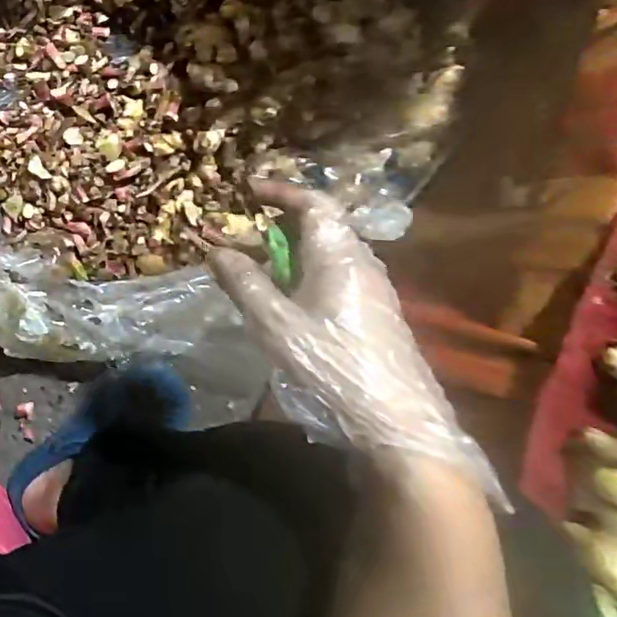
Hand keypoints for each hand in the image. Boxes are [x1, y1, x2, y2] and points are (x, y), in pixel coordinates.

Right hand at [206, 180, 498, 496]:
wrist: (399, 426)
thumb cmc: (332, 365)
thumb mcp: (274, 323)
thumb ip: (244, 281)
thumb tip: (217, 249)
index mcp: (340, 257)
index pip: (315, 204)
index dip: (281, 191)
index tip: (247, 190)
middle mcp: (361, 265)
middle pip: (320, 226)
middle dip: (276, 222)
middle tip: (238, 232)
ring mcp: (372, 292)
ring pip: (325, 253)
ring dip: (287, 250)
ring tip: (252, 265)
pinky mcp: (373, 317)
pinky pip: (332, 276)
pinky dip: (301, 272)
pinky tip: (281, 299)